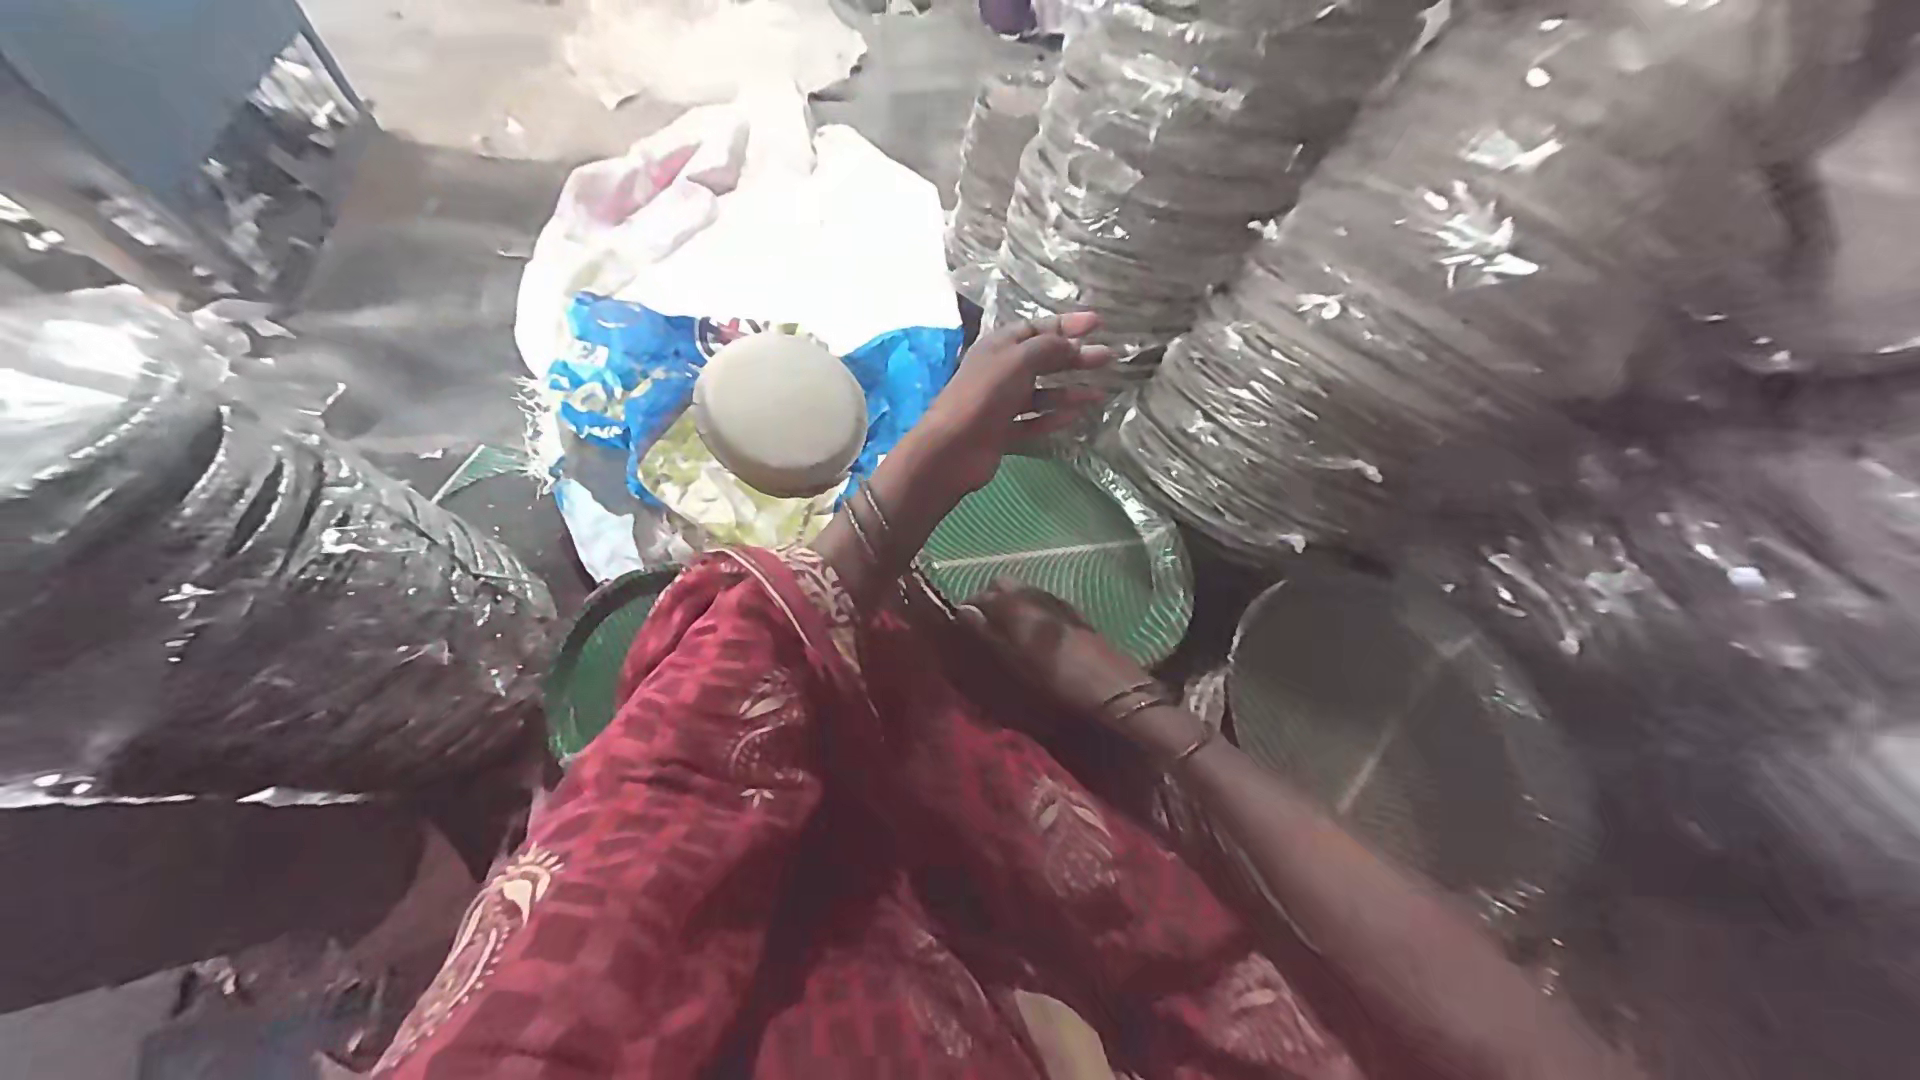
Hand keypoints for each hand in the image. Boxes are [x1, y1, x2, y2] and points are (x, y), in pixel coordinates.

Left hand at [899, 313, 1112, 497]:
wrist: (953, 447)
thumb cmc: (984, 394)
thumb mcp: (1019, 360)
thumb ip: (1049, 348)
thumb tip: (1073, 345)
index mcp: (998, 346)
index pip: (1037, 329)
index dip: (1066, 325)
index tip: (1098, 323)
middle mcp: (1000, 372)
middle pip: (1042, 361)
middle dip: (1074, 358)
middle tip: (1106, 357)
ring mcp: (1000, 404)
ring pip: (1041, 394)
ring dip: (1068, 392)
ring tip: (1098, 394)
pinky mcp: (1003, 432)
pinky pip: (1033, 422)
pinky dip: (1053, 418)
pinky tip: (1075, 416)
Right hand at [957, 577, 1155, 722]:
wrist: (1113, 691)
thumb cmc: (1055, 680)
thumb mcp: (1012, 662)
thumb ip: (985, 634)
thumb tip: (962, 611)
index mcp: (1015, 604)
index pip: (980, 595)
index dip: (967, 608)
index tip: (960, 626)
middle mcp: (1035, 595)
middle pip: (1001, 585)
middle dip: (988, 599)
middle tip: (982, 626)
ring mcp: (1057, 602)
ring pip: (1023, 591)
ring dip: (1010, 604)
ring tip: (1005, 632)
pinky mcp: (1075, 615)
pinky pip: (1041, 602)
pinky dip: (1030, 610)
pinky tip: (1033, 634)